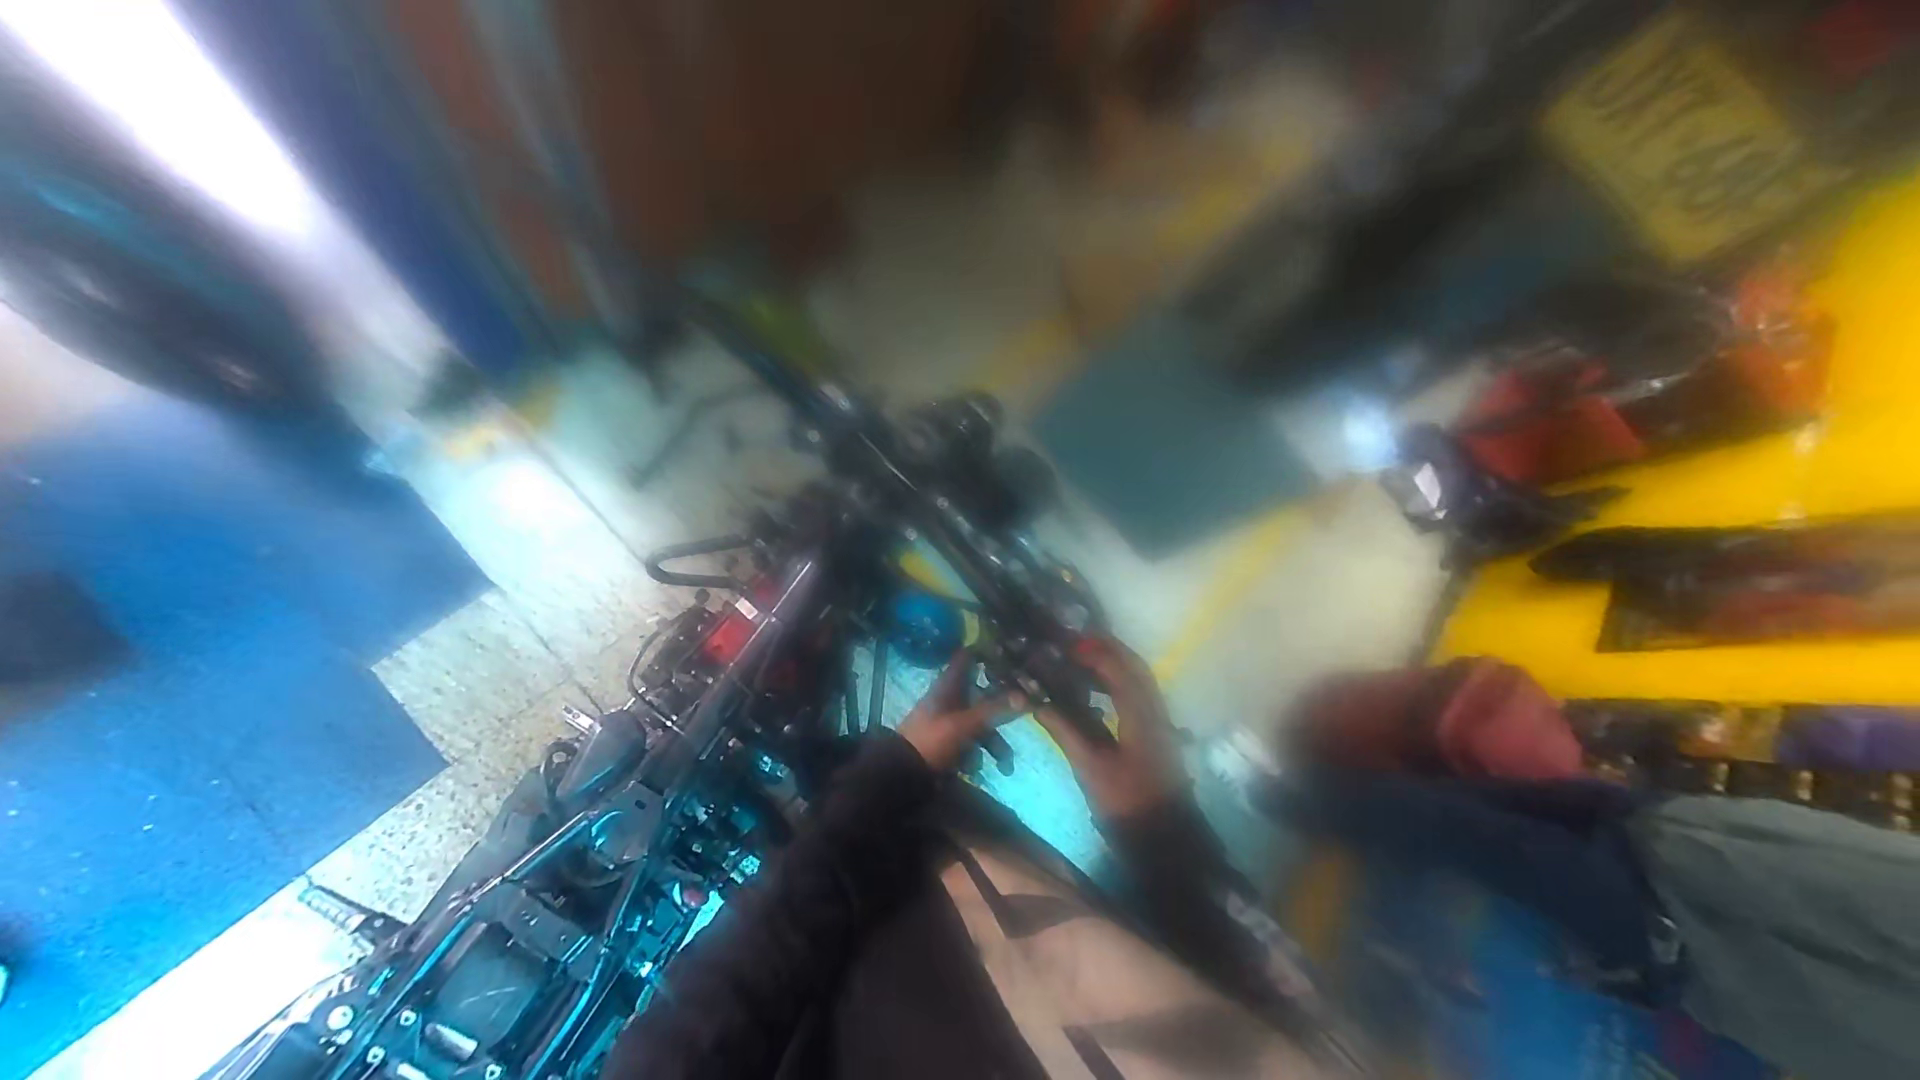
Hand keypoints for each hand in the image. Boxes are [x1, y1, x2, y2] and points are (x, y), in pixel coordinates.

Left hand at [898, 652, 1025, 771]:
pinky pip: (970, 744)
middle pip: (983, 695)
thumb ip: (995, 709)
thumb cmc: (932, 739)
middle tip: (1024, 717)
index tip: (1014, 656)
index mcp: (950, 685)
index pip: (969, 656)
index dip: (989, 652)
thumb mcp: (965, 724)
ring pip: (980, 724)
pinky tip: (974, 771)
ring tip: (1005, 766)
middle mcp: (951, 698)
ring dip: (994, 745)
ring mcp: (949, 721)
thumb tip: (1027, 696)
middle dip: (1003, 713)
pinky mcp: (948, 742)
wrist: (902, 773)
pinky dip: (976, 756)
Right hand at [1033, 637, 1186, 818]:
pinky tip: (1095, 695)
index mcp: (1140, 714)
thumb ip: (1064, 730)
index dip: (1093, 651)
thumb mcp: (1090, 766)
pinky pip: (1138, 696)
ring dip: (1113, 665)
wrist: (1164, 836)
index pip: (1118, 669)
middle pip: (1134, 666)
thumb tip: (1038, 702)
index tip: (1066, 644)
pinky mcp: (1156, 734)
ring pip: (1138, 679)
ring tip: (1080, 664)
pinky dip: (1117, 684)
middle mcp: (1154, 710)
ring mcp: (1159, 722)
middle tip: (1074, 644)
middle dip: (1106, 649)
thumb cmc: (1126, 801)